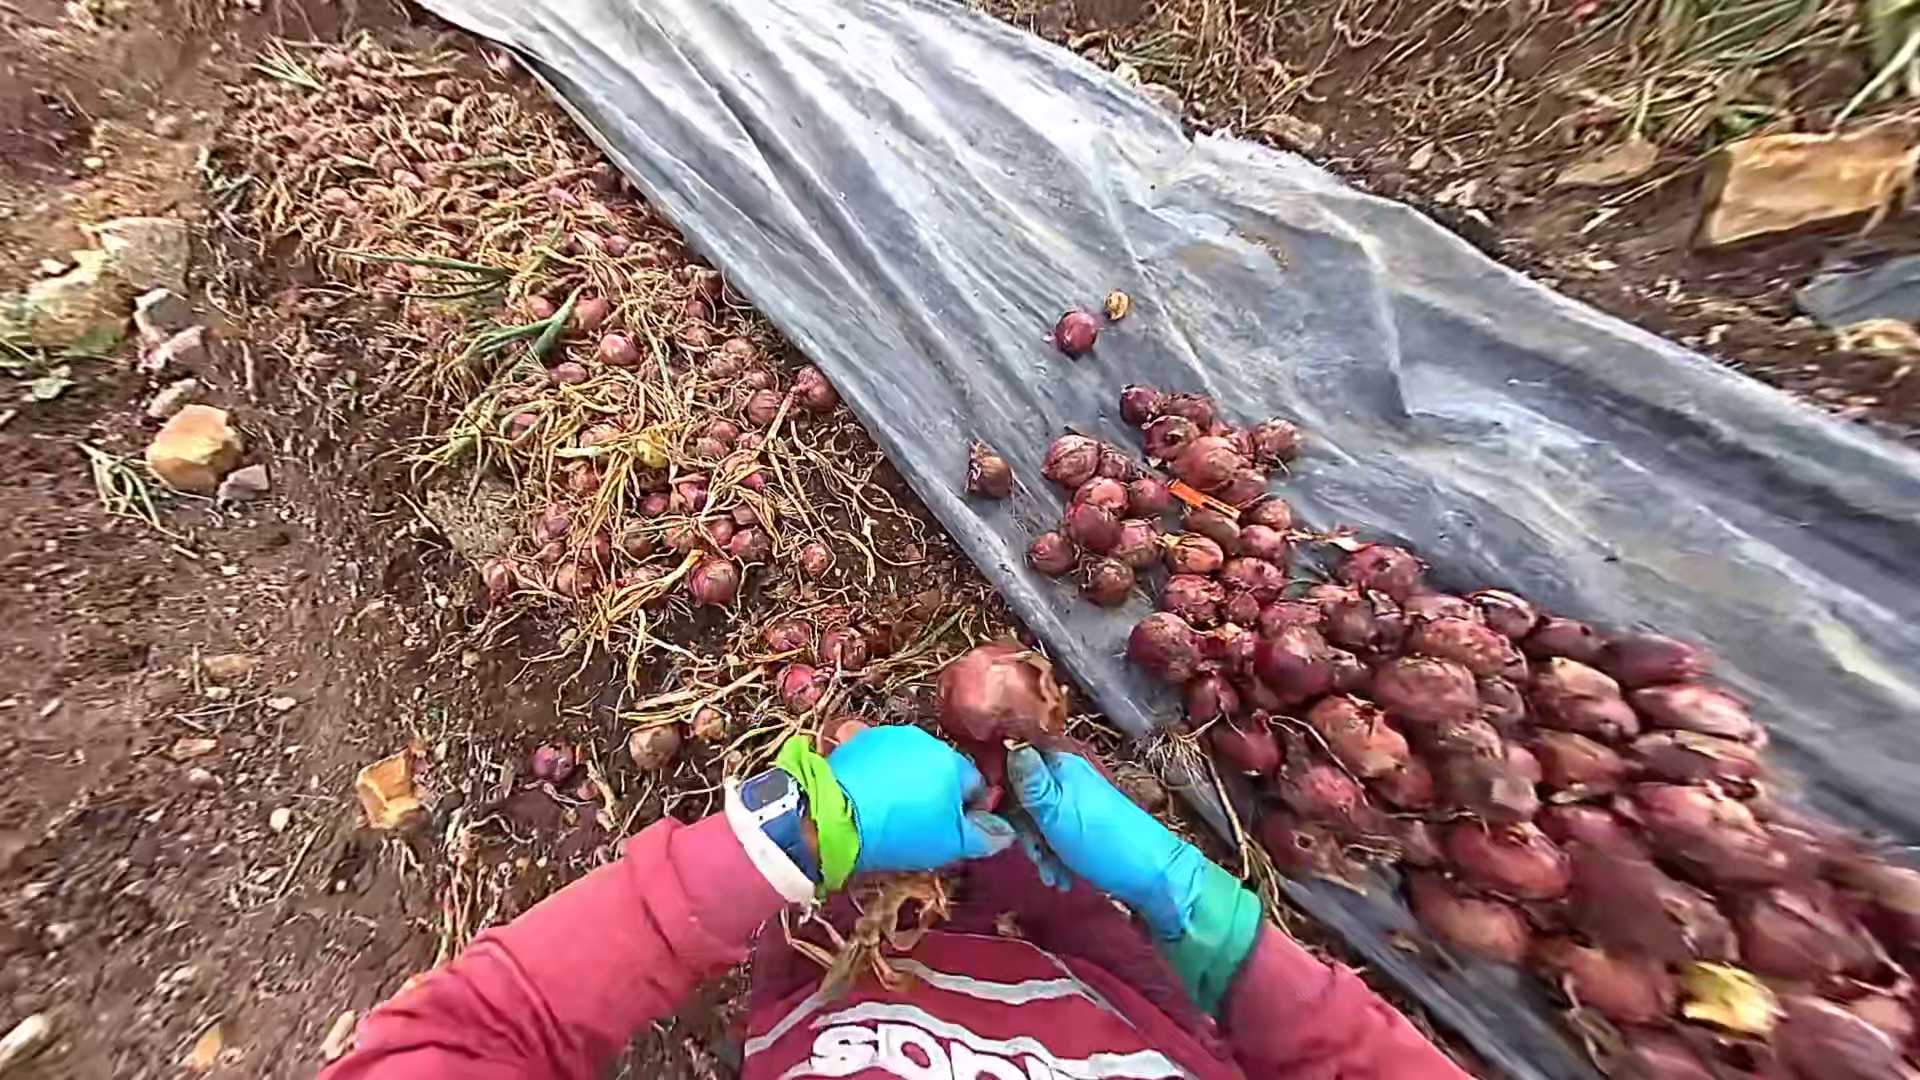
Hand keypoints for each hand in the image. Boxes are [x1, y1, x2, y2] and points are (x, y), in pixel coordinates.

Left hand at [830, 726, 1015, 873]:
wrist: (837, 814)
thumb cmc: (901, 830)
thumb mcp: (948, 844)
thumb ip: (982, 836)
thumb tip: (1004, 832)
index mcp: (952, 761)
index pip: (975, 785)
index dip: (968, 811)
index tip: (950, 831)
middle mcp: (926, 739)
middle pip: (944, 769)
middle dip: (938, 793)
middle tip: (921, 824)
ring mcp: (892, 735)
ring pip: (914, 761)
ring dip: (911, 780)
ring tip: (893, 810)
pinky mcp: (864, 739)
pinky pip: (884, 757)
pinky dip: (883, 772)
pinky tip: (872, 795)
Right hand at [1007, 746, 1209, 938]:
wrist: (1151, 877)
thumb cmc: (1099, 840)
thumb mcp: (1054, 810)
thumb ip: (1027, 779)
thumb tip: (1008, 741)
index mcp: (1059, 762)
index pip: (1014, 756)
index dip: (1001, 782)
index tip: (997, 811)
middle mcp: (1065, 775)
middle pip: (1023, 791)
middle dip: (1022, 826)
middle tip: (1033, 851)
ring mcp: (1074, 799)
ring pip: (1036, 816)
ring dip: (1038, 846)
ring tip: (1051, 873)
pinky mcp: (1082, 823)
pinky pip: (1053, 832)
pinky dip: (1053, 854)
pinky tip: (1059, 876)